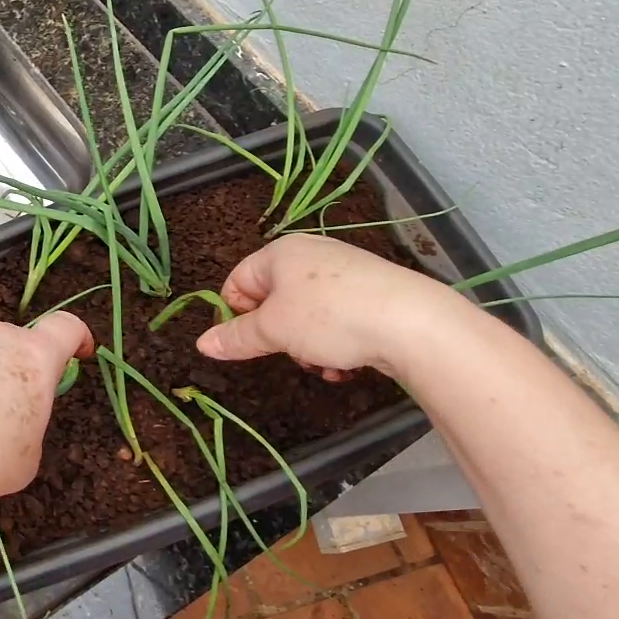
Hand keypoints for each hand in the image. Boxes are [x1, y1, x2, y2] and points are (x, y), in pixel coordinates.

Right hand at [195, 235, 471, 378]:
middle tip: (286, 354)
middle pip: (274, 299)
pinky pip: (340, 317)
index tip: (245, 342)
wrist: (417, 325)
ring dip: (306, 344)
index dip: (235, 314)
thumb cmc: (330, 317)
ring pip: (308, 313)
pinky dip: (336, 341)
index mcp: (280, 252)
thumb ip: (235, 337)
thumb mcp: (273, 331)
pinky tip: (346, 366)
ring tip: (322, 365)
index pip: (237, 282)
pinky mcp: (376, 292)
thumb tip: (201, 344)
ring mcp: (347, 272)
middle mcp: (312, 254)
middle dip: (277, 334)